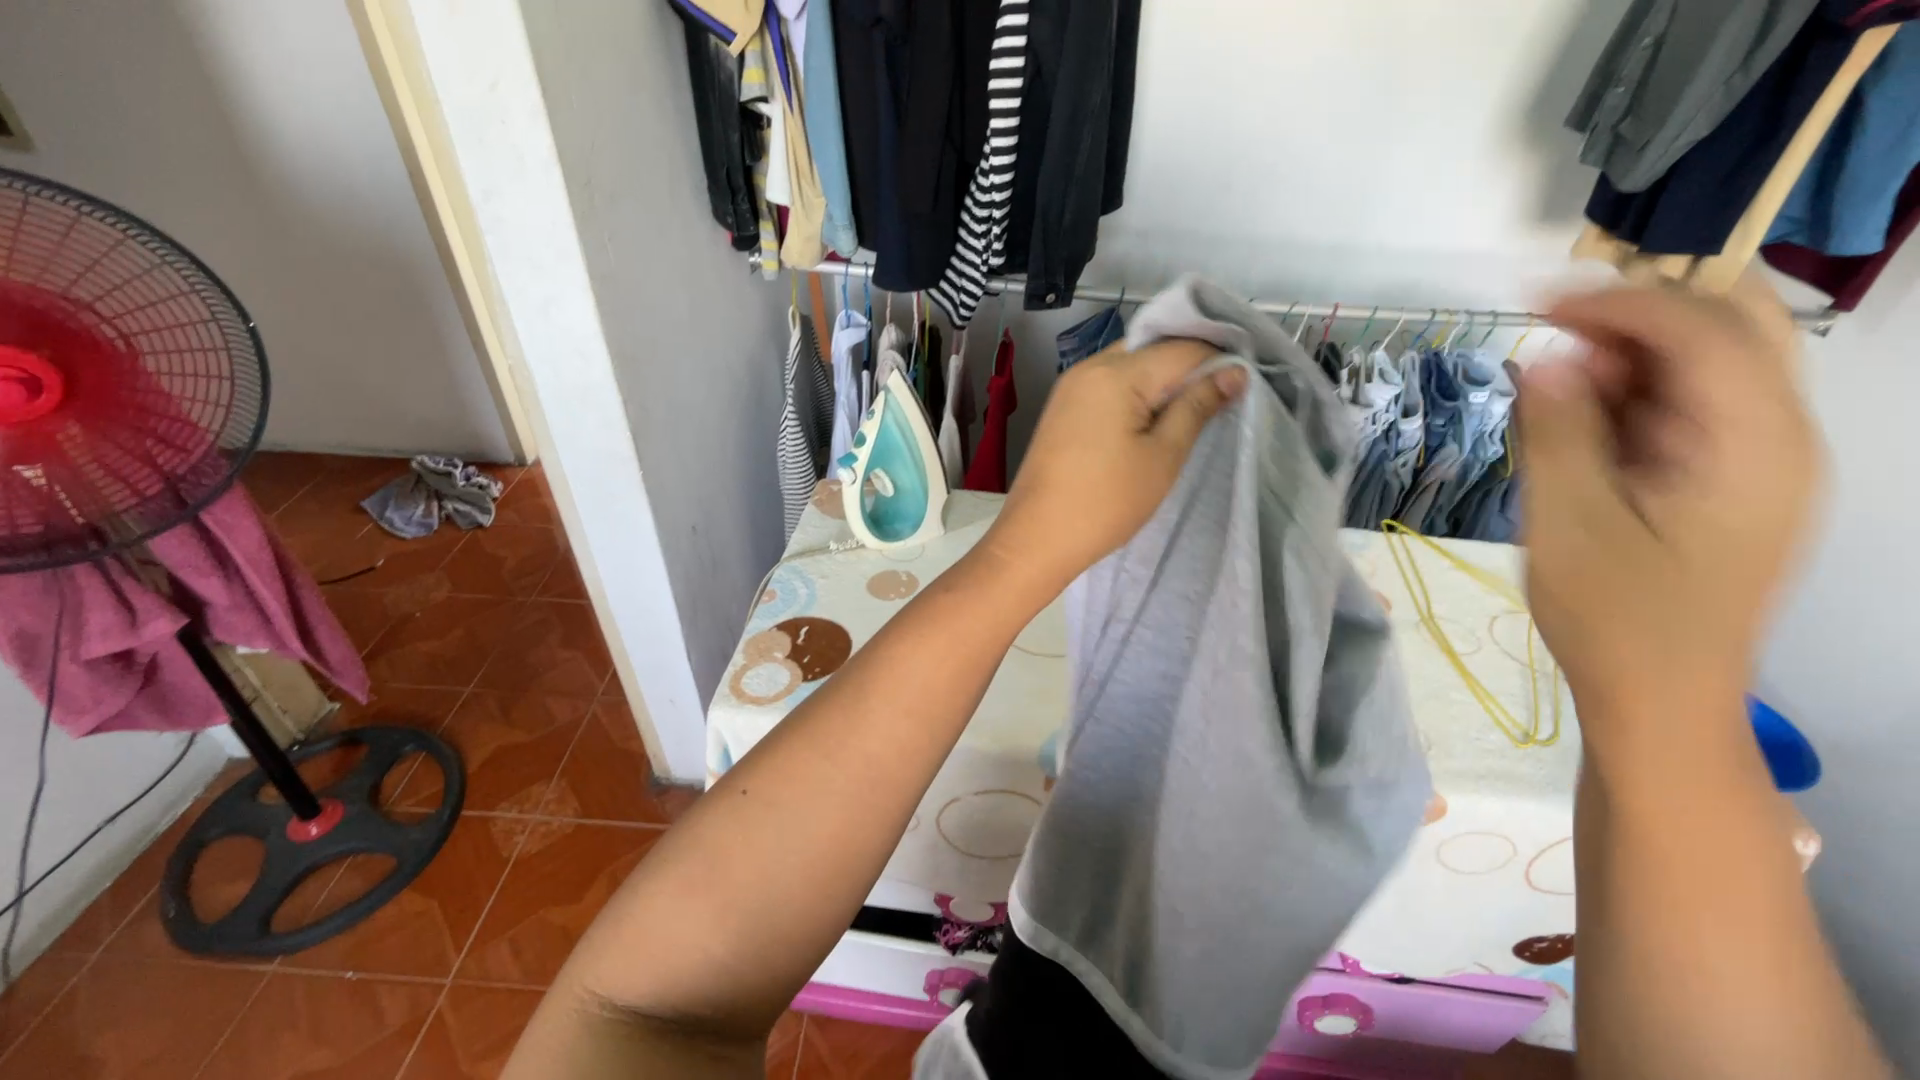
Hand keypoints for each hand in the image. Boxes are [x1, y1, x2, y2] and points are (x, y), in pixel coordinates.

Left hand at [978, 339, 1247, 592]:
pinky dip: (1135, 392)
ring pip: (1130, 364)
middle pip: (1153, 348)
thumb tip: (1233, 371)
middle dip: (1189, 366)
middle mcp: (1089, 366)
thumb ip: (1197, 406)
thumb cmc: (1105, 502)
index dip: (1218, 359)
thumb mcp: (1163, 456)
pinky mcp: (1063, 407)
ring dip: (1162, 380)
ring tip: (1190, 412)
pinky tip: (1153, 420)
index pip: (1182, 347)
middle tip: (1219, 398)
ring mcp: (1071, 385)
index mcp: (1116, 373)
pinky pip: (1109, 383)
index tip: (1243, 385)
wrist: (1036, 538)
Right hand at [1520, 276, 1821, 741]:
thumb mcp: (1567, 522)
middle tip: (1557, 340)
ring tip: (1564, 390)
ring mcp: (1768, 460)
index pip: (1704, 330)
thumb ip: (1558, 430)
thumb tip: (1544, 359)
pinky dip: (1645, 395)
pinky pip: (1703, 406)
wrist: (1661, 701)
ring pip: (1720, 362)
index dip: (1619, 303)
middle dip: (1642, 315)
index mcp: (1754, 446)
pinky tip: (1591, 424)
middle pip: (1735, 327)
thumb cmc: (1613, 619)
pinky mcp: (1742, 481)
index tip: (1535, 306)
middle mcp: (1783, 439)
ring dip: (1640, 355)